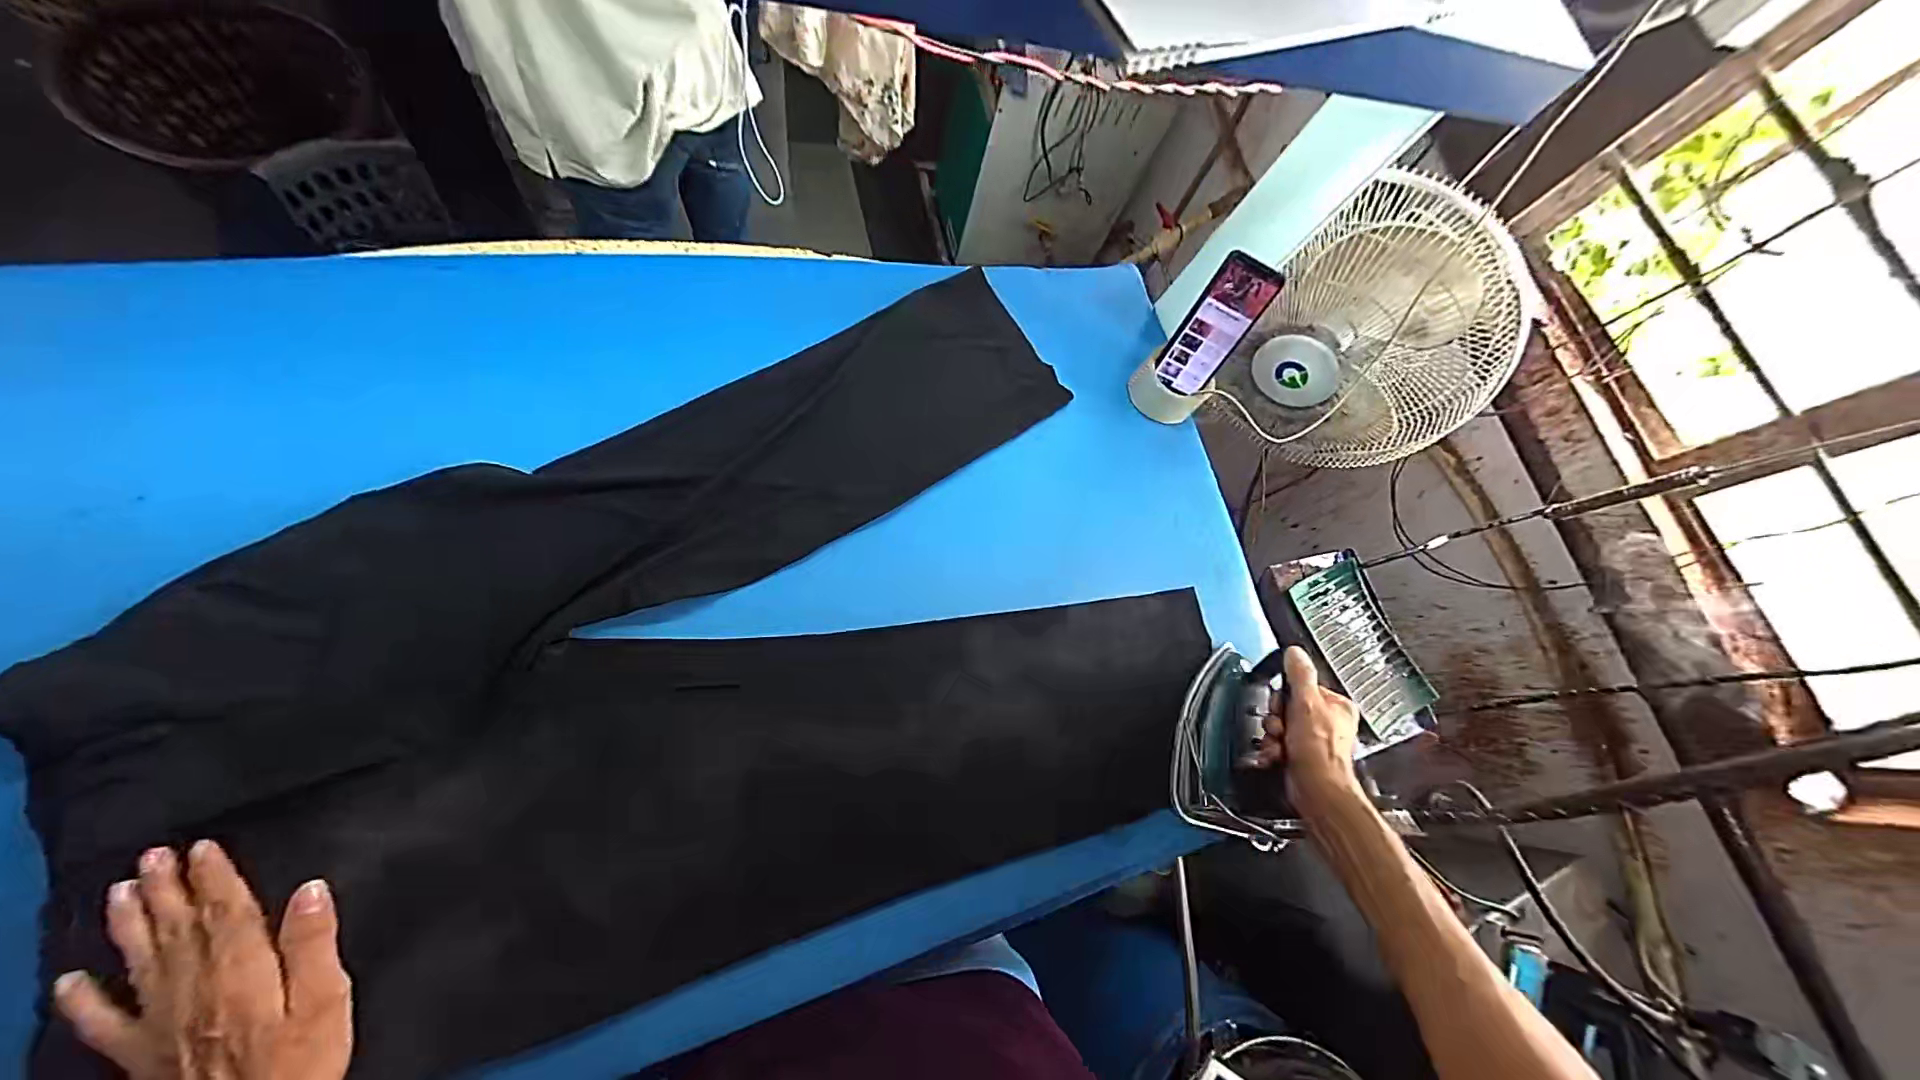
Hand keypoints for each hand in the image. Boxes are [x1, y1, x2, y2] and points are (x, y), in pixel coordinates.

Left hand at [52, 841, 351, 1079]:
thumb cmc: (302, 1058)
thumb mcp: (325, 999)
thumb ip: (314, 945)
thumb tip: (310, 888)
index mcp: (242, 973)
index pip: (227, 914)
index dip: (215, 878)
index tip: (202, 847)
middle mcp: (194, 990)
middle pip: (179, 932)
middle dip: (165, 892)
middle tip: (151, 856)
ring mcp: (160, 1026)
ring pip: (141, 964)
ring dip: (129, 926)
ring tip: (118, 892)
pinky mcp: (140, 1058)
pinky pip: (105, 1025)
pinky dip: (82, 1002)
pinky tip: (70, 981)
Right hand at [1254, 646, 1363, 812]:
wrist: (1316, 791)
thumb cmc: (1320, 754)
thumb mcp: (1307, 704)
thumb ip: (1300, 676)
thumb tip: (1295, 653)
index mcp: (1336, 706)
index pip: (1299, 687)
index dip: (1285, 696)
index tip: (1285, 705)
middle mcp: (1327, 723)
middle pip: (1285, 706)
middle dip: (1277, 718)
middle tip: (1282, 727)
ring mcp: (1313, 740)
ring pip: (1279, 726)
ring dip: (1273, 736)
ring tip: (1281, 744)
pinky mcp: (1300, 755)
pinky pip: (1277, 743)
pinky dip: (1273, 749)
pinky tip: (1279, 754)